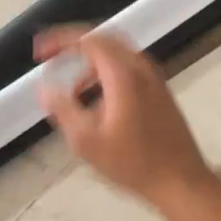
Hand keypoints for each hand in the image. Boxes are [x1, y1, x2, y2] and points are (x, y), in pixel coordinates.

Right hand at [34, 25, 217, 207]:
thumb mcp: (86, 140)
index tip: (39, 53)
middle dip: (74, 45)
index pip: (88, 41)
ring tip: (71, 88)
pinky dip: (106, 73)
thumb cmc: (132, 163)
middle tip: (52, 58)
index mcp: (123, 76)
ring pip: (117, 54)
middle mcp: (141, 69)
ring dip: (90, 63)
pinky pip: (128, 68)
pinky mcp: (160, 92)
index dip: (59, 41)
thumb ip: (63, 109)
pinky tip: (95, 100)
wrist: (180, 181)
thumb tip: (44, 89)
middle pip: (104, 39)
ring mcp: (155, 80)